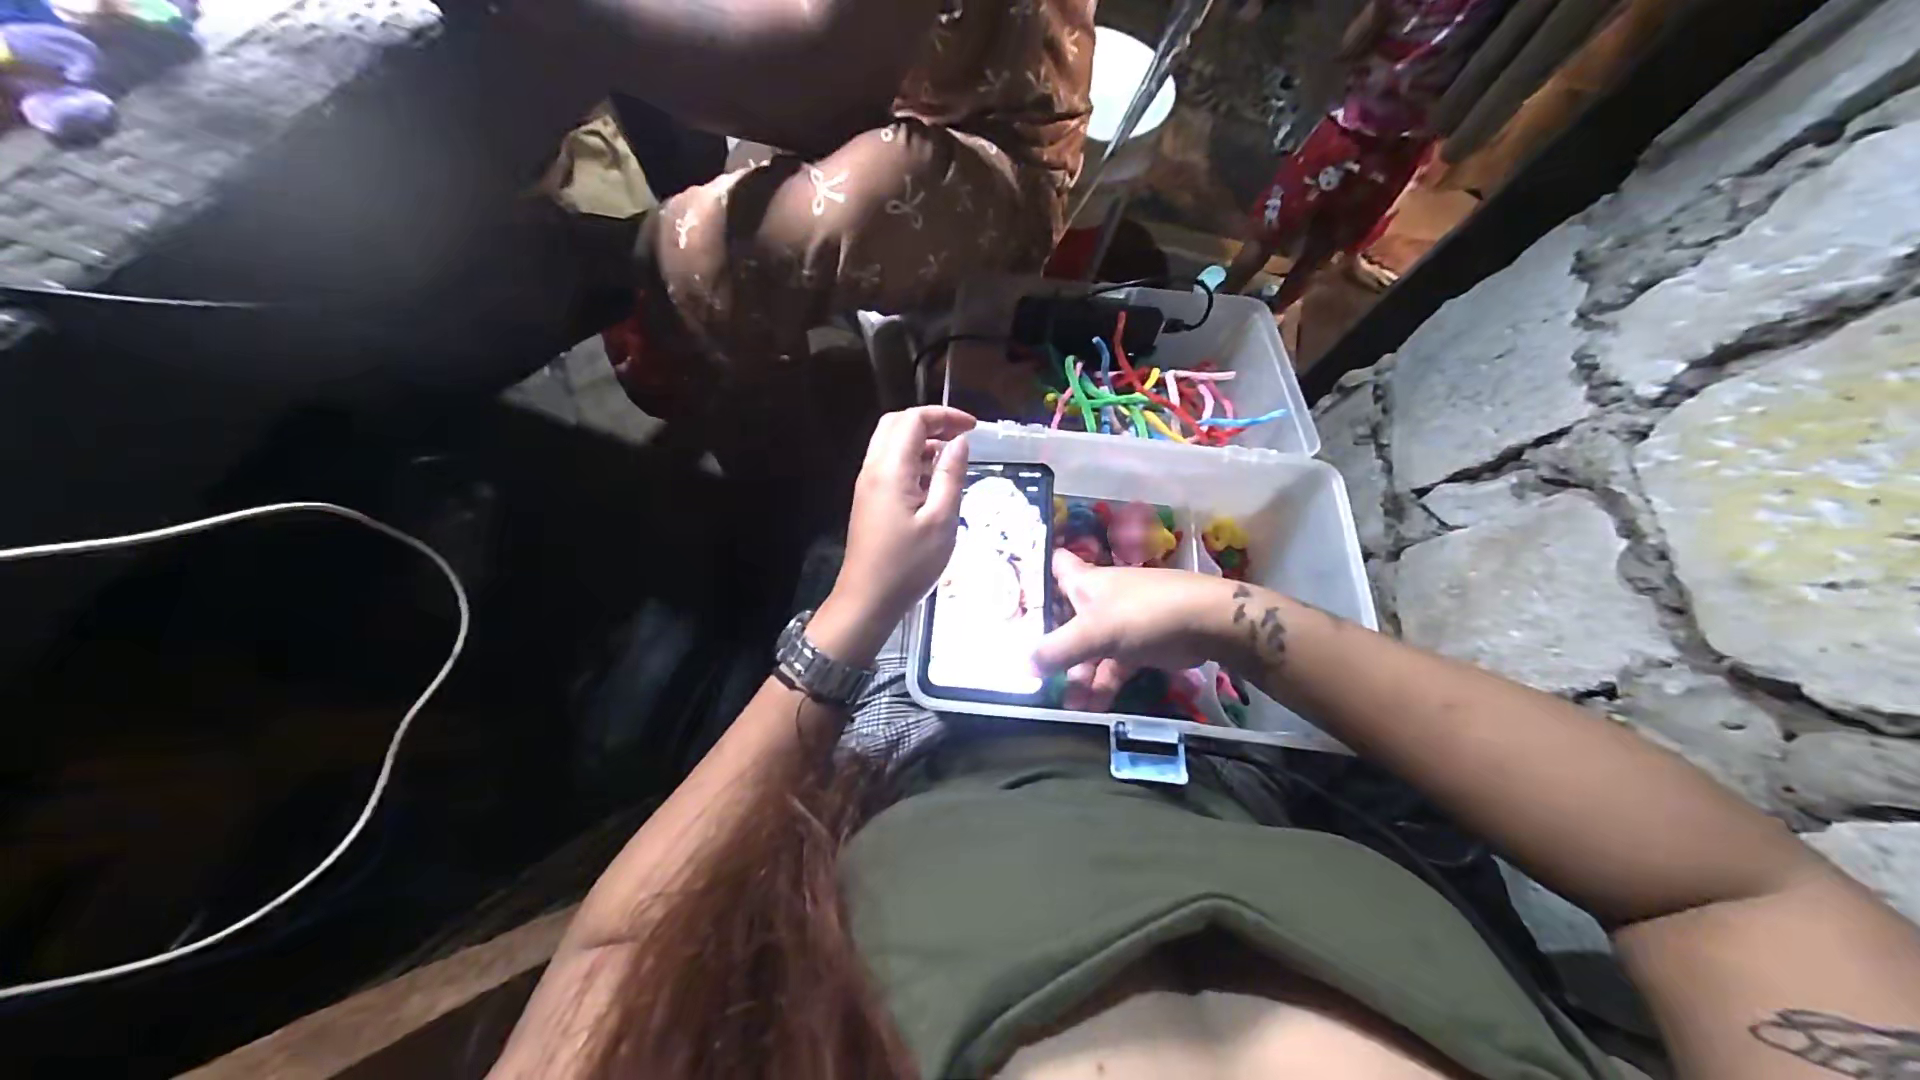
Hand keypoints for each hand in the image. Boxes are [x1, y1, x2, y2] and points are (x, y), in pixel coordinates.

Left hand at [811, 407, 975, 664]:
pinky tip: (934, 483)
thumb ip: (951, 476)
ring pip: (891, 444)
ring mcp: (867, 485)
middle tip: (961, 437)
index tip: (973, 427)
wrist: (867, 600)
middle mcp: (873, 469)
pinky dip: (912, 461)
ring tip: (952, 461)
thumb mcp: (942, 520)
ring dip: (921, 442)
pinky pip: (889, 465)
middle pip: (897, 425)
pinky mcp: (869, 500)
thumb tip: (960, 443)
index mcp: (891, 469)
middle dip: (930, 423)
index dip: (944, 416)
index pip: (913, 420)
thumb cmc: (908, 564)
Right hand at [1034, 550, 1240, 710]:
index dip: (1035, 576)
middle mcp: (1098, 599)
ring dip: (1078, 676)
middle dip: (1051, 648)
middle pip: (1065, 620)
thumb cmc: (1144, 614)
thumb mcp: (1094, 632)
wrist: (1208, 624)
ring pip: (1089, 649)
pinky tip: (1091, 708)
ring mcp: (1120, 622)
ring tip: (1068, 706)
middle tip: (1036, 677)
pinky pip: (1112, 665)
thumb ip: (1056, 650)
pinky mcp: (1139, 645)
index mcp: (1084, 583)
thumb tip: (1025, 665)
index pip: (1054, 566)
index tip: (1013, 596)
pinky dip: (1102, 684)